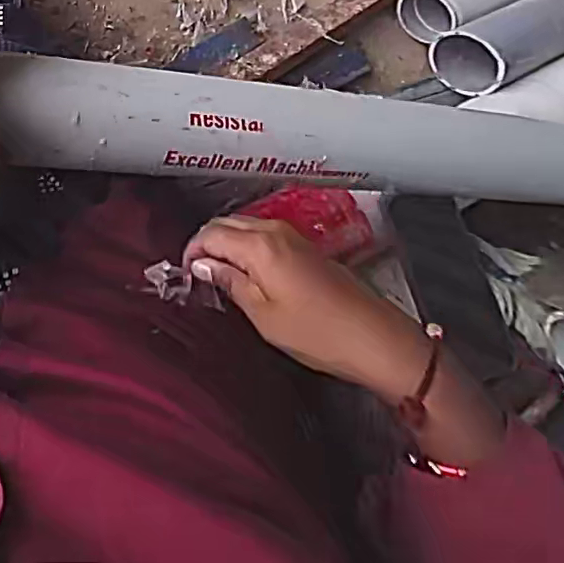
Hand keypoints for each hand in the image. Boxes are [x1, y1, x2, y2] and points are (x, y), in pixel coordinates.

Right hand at [185, 216, 431, 400]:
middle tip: (197, 274)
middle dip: (205, 243)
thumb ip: (229, 282)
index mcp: (258, 245)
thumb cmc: (317, 332)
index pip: (209, 234)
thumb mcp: (263, 315)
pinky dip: (244, 244)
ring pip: (242, 225)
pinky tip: (245, 270)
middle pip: (224, 223)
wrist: (378, 339)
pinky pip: (261, 233)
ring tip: (218, 274)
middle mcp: (272, 230)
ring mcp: (291, 234)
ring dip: (225, 242)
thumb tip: (202, 265)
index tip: (185, 275)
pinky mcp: (304, 245)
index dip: (191, 252)